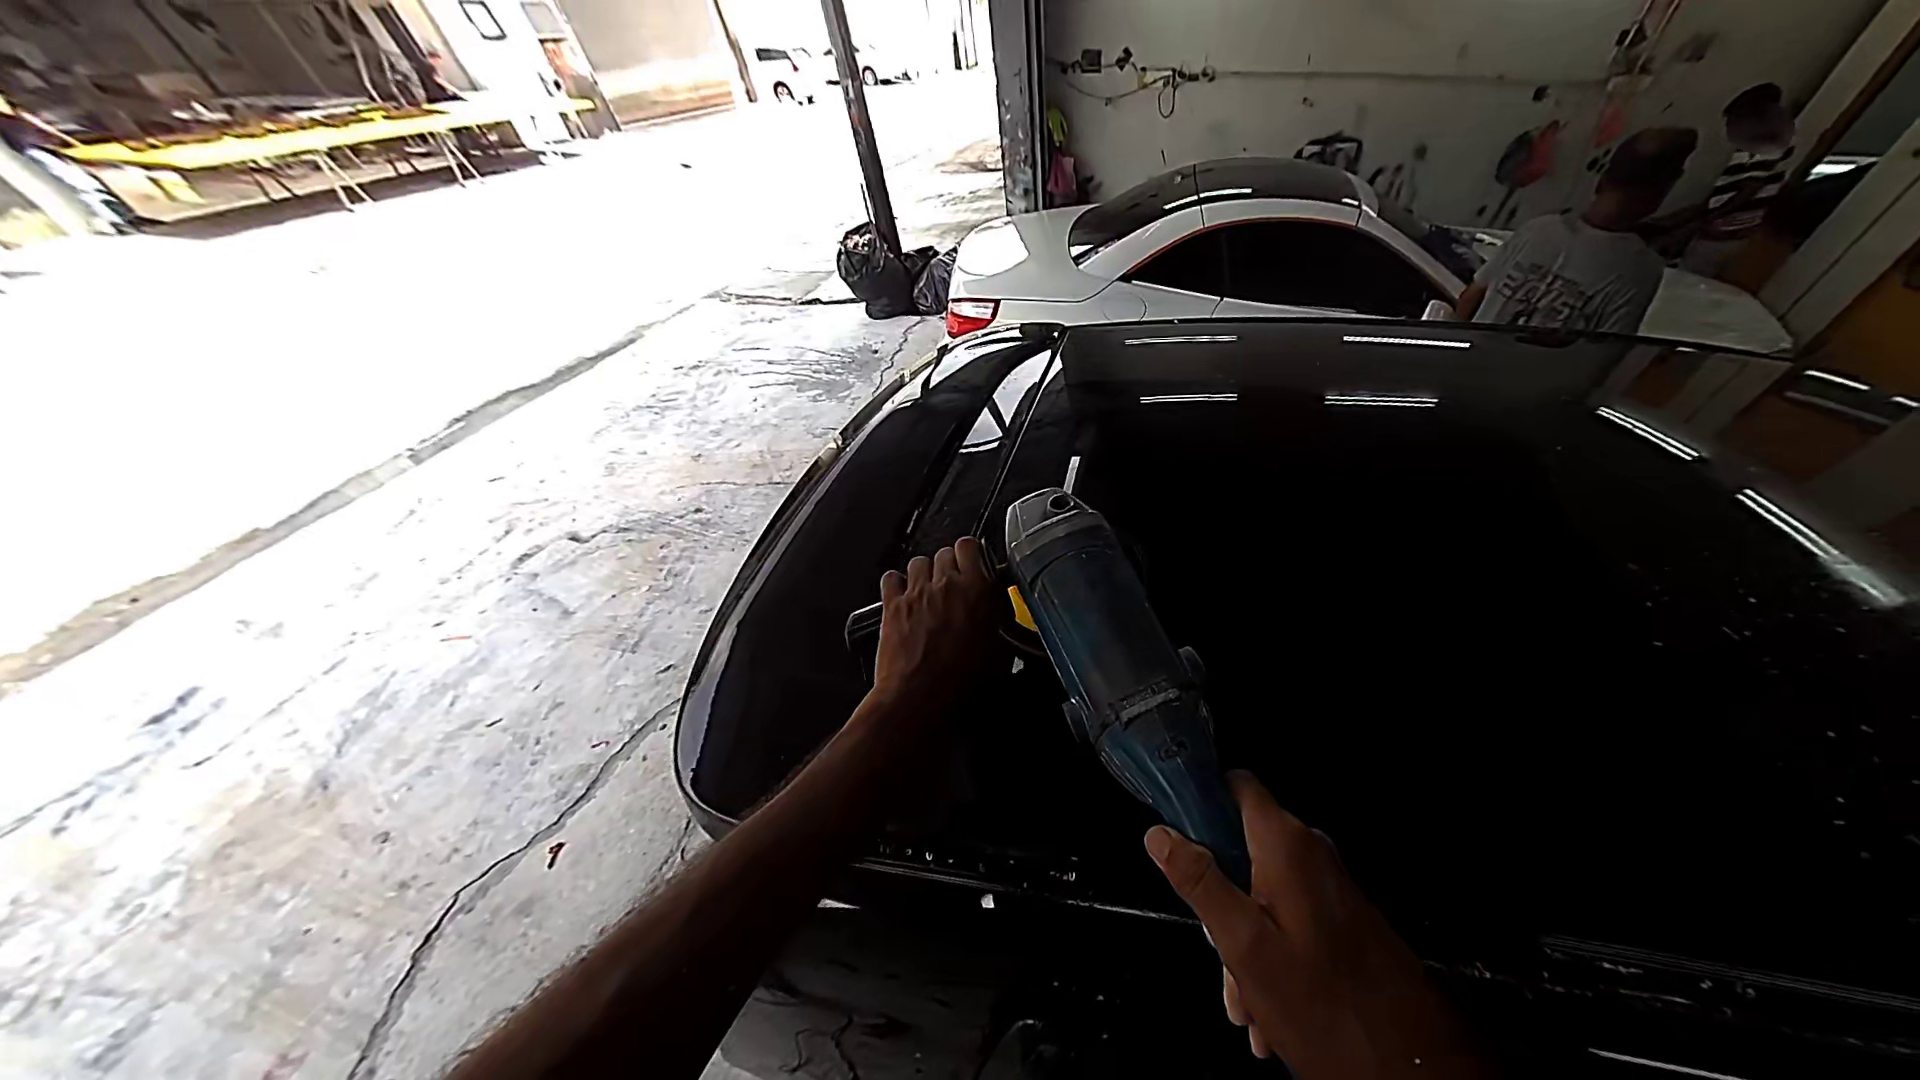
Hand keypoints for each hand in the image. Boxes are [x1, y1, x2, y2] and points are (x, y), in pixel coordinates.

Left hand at [871, 537, 997, 710]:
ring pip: (918, 561)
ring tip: (929, 593)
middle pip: (945, 552)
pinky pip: (891, 578)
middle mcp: (946, 585)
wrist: (922, 699)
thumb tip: (999, 610)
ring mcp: (917, 593)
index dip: (971, 554)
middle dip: (949, 566)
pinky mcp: (892, 606)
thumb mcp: (1001, 653)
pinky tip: (904, 598)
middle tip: (954, 587)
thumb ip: (1000, 622)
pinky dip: (897, 584)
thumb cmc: (964, 684)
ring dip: (925, 573)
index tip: (974, 566)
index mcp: (978, 590)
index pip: (971, 546)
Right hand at [1145, 772, 1491, 1079]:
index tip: (1177, 833)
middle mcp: (1310, 852)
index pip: (1235, 784)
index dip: (1200, 799)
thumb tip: (1160, 836)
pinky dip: (1270, 948)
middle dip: (1219, 894)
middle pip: (1240, 844)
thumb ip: (1198, 880)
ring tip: (1245, 997)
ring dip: (1242, 935)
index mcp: (1285, 843)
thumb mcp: (1244, 942)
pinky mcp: (1341, 914)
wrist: (1418, 1070)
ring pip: (1260, 887)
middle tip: (1215, 946)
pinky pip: (1287, 913)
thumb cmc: (1329, 1004)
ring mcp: (1328, 884)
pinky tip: (1267, 1002)